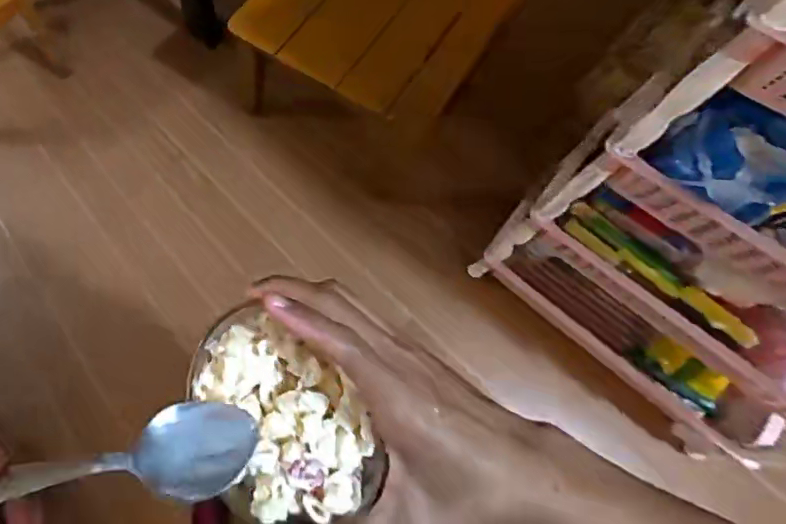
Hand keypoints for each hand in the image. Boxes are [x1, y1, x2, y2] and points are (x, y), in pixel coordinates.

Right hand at [249, 278, 725, 523]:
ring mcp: (407, 348)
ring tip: (276, 299)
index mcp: (390, 388)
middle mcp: (395, 355)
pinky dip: (331, 307)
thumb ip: (353, 523)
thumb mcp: (409, 519)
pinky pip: (362, 315)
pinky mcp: (415, 353)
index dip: (295, 314)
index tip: (258, 298)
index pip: (335, 336)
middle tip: (252, 291)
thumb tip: (303, 523)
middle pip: (339, 300)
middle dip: (294, 285)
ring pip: (352, 301)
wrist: (532, 473)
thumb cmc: (471, 492)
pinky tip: (320, 329)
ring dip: (311, 291)